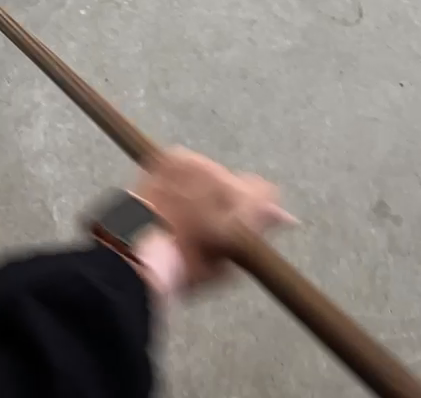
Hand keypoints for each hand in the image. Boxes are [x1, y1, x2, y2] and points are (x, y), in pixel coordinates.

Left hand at [130, 147, 293, 292]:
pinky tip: (176, 197)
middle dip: (228, 199)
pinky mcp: (170, 156)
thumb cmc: (185, 265)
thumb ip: (260, 231)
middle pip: (235, 182)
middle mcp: (219, 176)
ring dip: (205, 187)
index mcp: (239, 203)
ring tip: (188, 212)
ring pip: (211, 171)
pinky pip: (187, 163)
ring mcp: (193, 162)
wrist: (136, 250)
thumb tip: (284, 215)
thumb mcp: (230, 262)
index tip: (250, 220)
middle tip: (209, 223)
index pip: (265, 192)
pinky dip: (185, 177)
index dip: (260, 208)